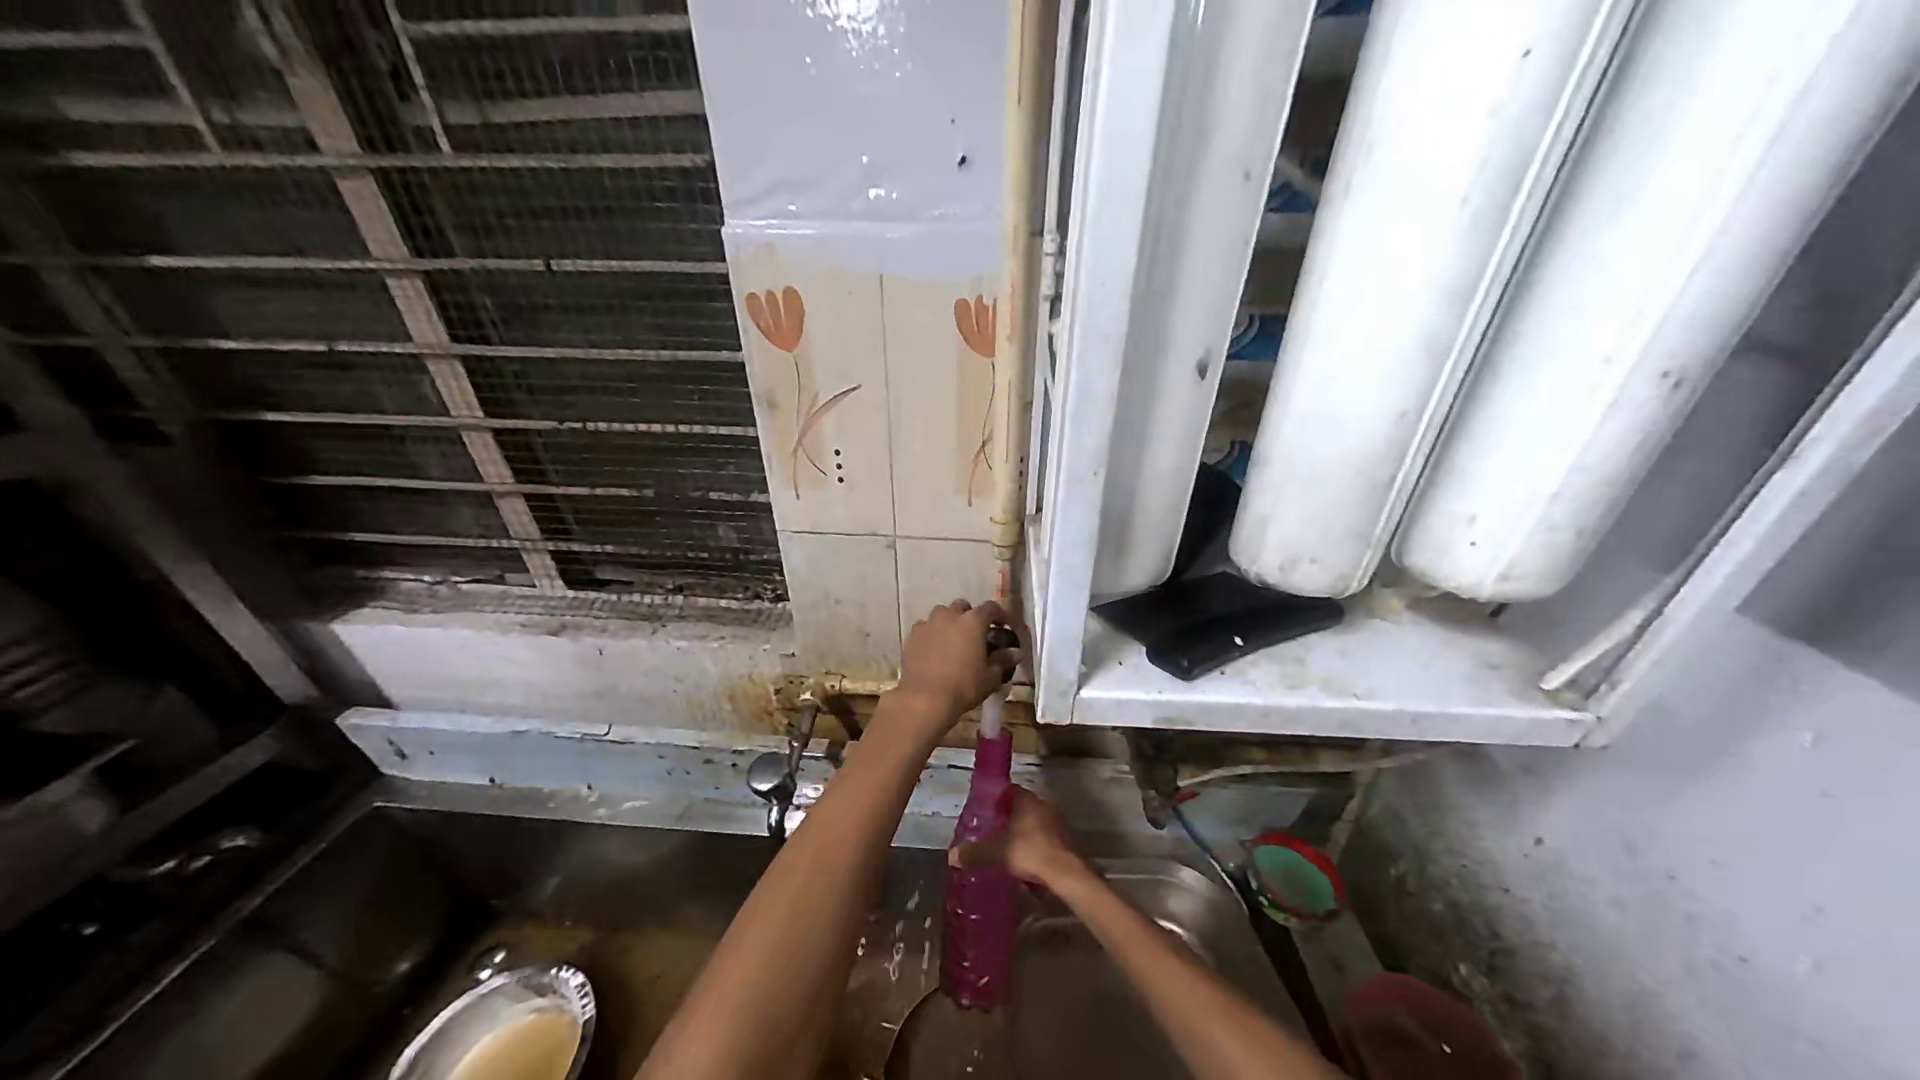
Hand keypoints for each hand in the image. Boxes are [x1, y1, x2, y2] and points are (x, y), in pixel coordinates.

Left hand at [895, 599, 1023, 721]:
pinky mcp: (912, 635)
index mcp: (973, 621)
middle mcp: (950, 615)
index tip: (1003, 626)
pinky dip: (932, 633)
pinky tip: (934, 650)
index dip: (999, 615)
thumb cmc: (964, 686)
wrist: (925, 699)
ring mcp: (928, 623)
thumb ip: (1003, 660)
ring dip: (950, 623)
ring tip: (953, 641)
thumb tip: (1016, 652)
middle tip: (975, 635)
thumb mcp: (990, 676)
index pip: (991, 608)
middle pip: (963, 607)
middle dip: (970, 617)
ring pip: (942, 614)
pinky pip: (926, 627)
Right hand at [950, 786, 1084, 887]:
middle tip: (992, 830)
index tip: (985, 812)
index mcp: (1027, 800)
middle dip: (1008, 818)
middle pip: (1021, 806)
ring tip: (1006, 846)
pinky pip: (1044, 837)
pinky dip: (1034, 844)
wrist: (1062, 873)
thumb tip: (952, 856)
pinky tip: (1024, 859)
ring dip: (1022, 832)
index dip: (995, 799)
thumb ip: (974, 853)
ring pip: (1033, 822)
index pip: (1009, 790)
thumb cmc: (1028, 852)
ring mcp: (1056, 822)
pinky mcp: (1064, 840)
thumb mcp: (996, 852)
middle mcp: (1043, 805)